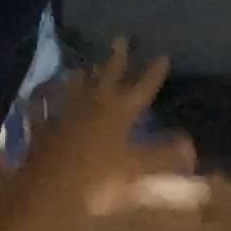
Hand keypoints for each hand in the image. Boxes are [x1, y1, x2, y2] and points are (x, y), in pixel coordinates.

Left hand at [15, 39, 195, 217]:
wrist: (48, 191)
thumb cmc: (99, 182)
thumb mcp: (138, 172)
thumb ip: (164, 158)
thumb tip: (190, 144)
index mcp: (119, 113)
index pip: (142, 88)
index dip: (153, 73)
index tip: (163, 55)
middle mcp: (92, 105)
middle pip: (107, 76)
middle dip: (116, 58)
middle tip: (120, 38)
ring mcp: (64, 113)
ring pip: (74, 87)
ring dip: (80, 76)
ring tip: (81, 66)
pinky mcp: (42, 127)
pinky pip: (40, 107)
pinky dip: (41, 97)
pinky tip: (40, 91)